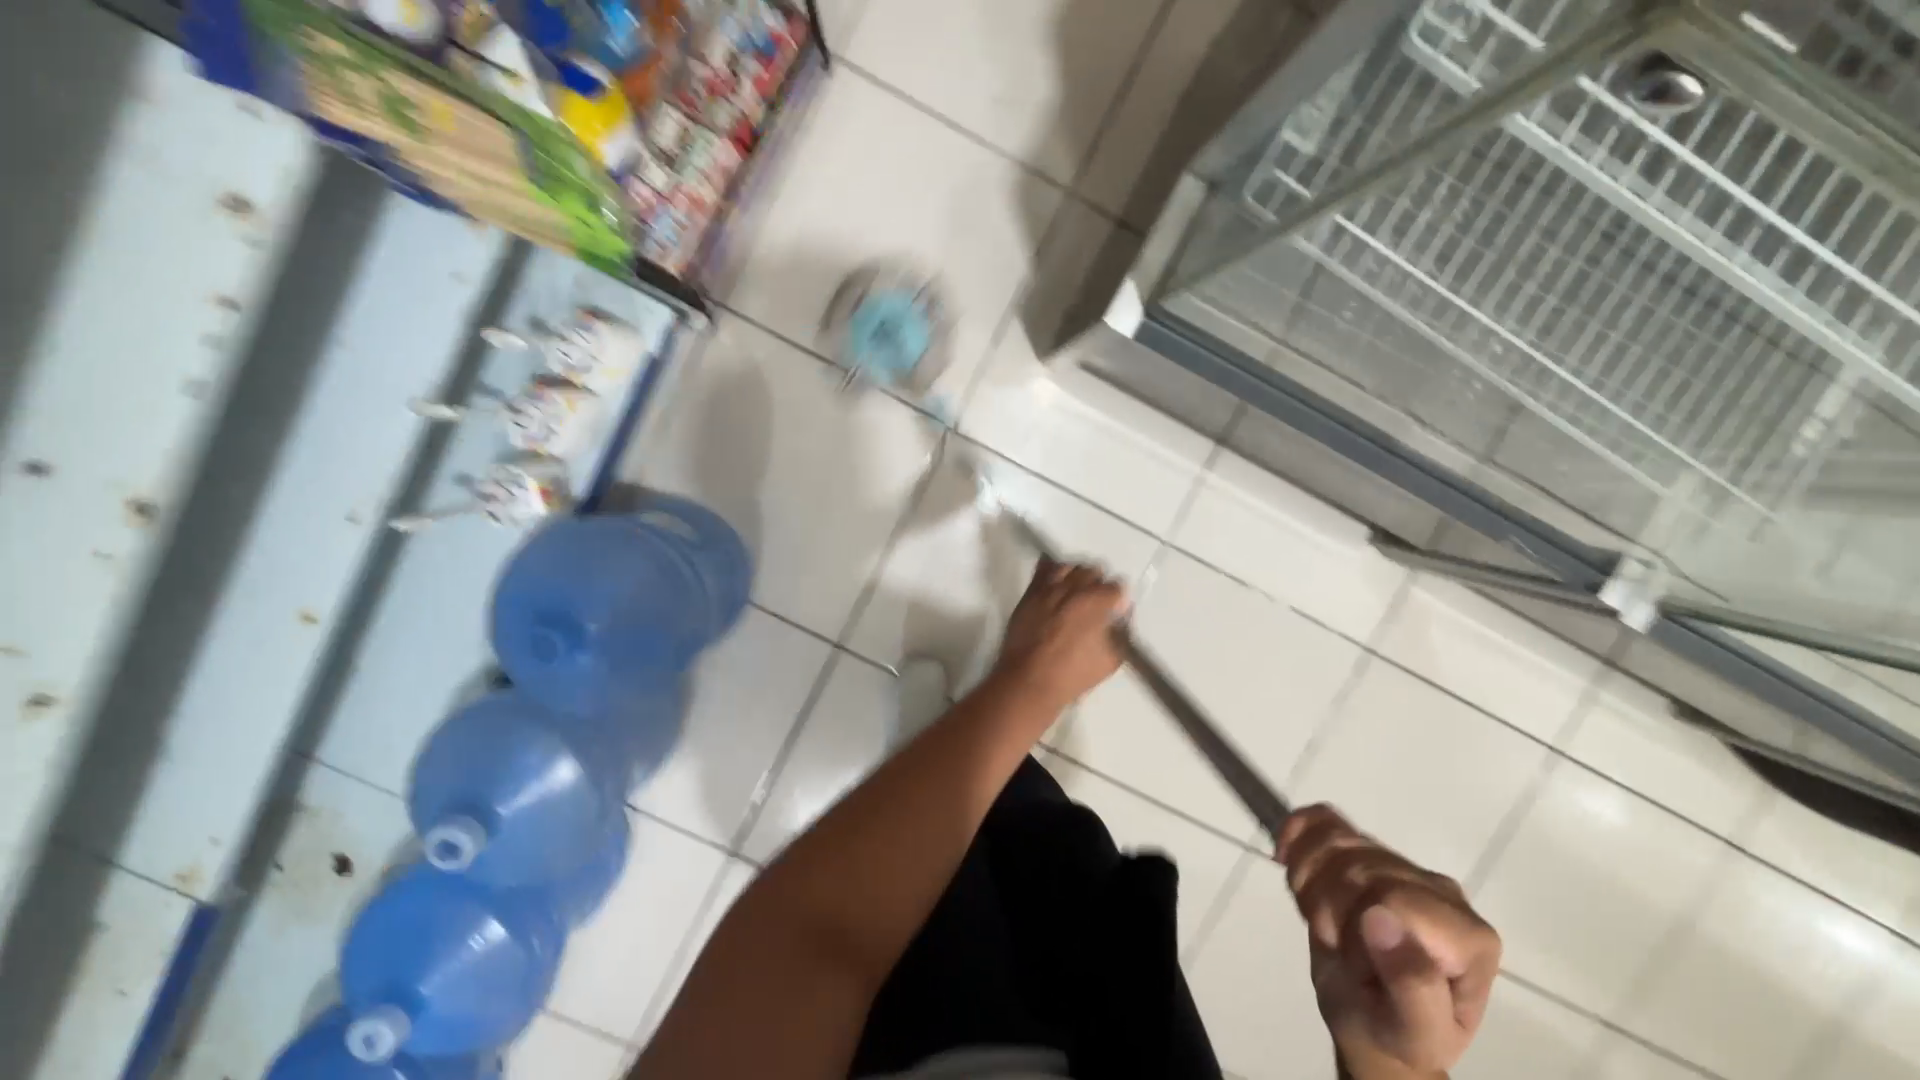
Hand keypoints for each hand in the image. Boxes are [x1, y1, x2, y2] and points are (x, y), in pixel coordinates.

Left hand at [992, 557, 1127, 709]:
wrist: (1029, 680)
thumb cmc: (1072, 675)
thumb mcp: (1111, 660)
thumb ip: (1123, 635)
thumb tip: (1122, 619)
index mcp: (1095, 603)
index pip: (1116, 586)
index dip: (1118, 598)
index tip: (1115, 610)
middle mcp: (1073, 588)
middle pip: (1092, 571)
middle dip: (1099, 584)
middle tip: (1097, 601)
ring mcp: (1048, 588)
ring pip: (1068, 566)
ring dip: (1077, 575)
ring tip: (1076, 590)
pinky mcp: (1029, 593)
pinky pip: (1042, 569)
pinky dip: (1053, 571)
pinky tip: (1056, 582)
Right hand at [1277, 805, 1500, 1077]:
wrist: (1376, 1026)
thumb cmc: (1396, 1034)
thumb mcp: (1412, 1033)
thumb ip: (1411, 983)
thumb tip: (1382, 916)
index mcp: (1467, 935)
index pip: (1390, 895)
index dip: (1352, 923)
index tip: (1351, 963)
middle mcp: (1445, 892)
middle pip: (1359, 864)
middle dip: (1327, 907)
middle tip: (1335, 948)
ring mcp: (1407, 867)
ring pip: (1336, 840)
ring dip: (1309, 881)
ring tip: (1324, 922)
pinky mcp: (1373, 853)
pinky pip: (1327, 819)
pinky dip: (1298, 832)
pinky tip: (1286, 856)